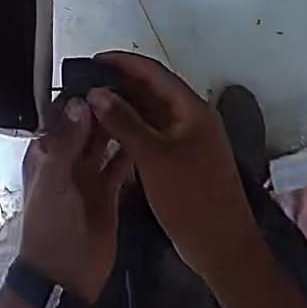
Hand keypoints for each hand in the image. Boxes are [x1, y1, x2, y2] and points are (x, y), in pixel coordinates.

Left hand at [18, 96, 132, 302]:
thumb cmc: (51, 225)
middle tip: (131, 85)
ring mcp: (88, 175)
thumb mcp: (54, 180)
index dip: (79, 97)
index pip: (62, 116)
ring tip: (142, 103)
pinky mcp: (108, 190)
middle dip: (103, 107)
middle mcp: (67, 159)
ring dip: (118, 126)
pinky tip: (147, 134)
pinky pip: (120, 164)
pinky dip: (131, 151)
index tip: (103, 75)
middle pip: (86, 125)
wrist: (64, 276)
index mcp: (46, 153)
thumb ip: (68, 142)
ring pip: (105, 142)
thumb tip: (80, 103)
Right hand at [85, 52, 267, 288]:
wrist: (221, 247)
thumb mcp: (153, 157)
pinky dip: (130, 128)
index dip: (123, 63)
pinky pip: (151, 133)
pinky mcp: (179, 158)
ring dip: (122, 106)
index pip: (154, 73)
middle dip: (119, 84)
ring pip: (150, 112)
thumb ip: (124, 122)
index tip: (93, 60)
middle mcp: (190, 117)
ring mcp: (186, 139)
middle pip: (152, 90)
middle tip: (84, 83)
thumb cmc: (191, 198)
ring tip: (89, 103)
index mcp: (192, 109)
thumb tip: (97, 91)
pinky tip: (107, 131)